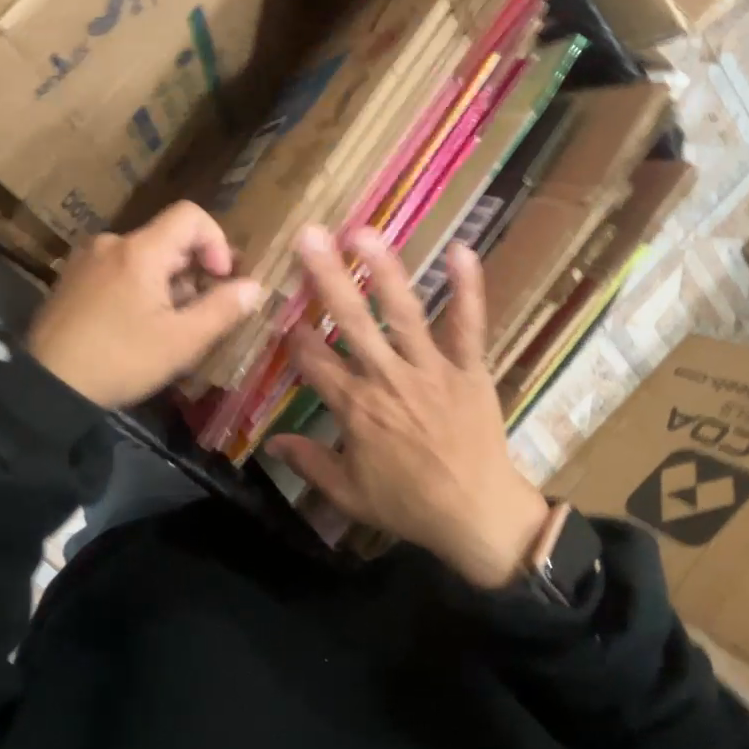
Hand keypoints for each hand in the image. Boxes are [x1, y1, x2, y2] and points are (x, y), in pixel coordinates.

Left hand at [26, 202, 263, 408]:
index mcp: (140, 250)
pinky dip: (137, 286)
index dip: (216, 241)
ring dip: (165, 282)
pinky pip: (117, 269)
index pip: (190, 215)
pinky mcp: (71, 279)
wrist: (47, 386)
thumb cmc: (120, 361)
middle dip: (192, 269)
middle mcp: (111, 243)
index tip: (220, 279)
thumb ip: (222, 309)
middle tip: (198, 312)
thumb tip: (254, 286)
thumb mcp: (181, 342)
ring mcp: (86, 259)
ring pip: (143, 256)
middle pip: (167, 238)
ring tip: (166, 325)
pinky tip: (133, 325)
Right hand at [267, 227, 547, 588]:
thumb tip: (271, 442)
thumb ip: (309, 463)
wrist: (478, 516)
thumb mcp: (349, 494)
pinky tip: (461, 250)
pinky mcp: (469, 369)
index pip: (314, 361)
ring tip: (364, 232)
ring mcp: (431, 369)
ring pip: (402, 313)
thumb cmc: (410, 506)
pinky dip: (467, 289)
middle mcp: (387, 378)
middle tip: (308, 236)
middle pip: (351, 321)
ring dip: (383, 271)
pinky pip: (468, 325)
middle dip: (327, 277)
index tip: (285, 312)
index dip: (296, 336)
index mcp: (356, 408)